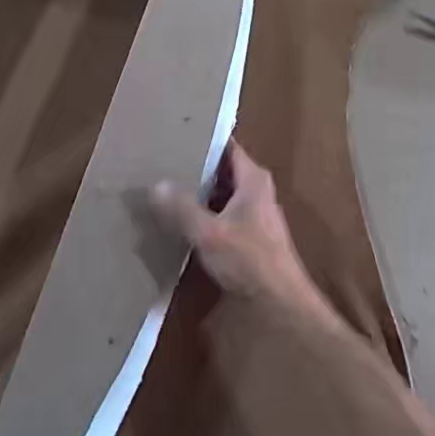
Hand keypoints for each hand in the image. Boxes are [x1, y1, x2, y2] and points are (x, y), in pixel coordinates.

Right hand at [150, 143, 329, 319]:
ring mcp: (252, 213)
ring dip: (196, 192)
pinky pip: (220, 214)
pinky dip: (202, 213)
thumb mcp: (209, 232)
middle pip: (221, 170)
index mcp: (253, 178)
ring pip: (219, 194)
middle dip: (194, 166)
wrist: (278, 302)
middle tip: (159, 160)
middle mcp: (255, 189)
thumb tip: (156, 184)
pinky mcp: (247, 235)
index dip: (203, 138)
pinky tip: (177, 219)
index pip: (226, 147)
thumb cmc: (249, 259)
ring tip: (161, 186)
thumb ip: (182, 208)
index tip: (174, 134)